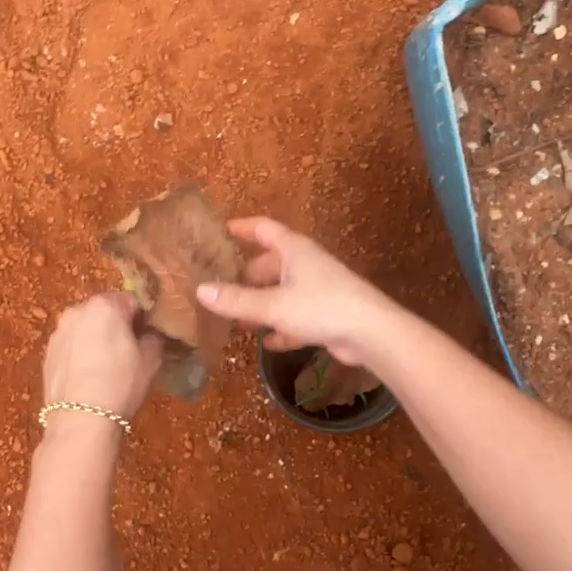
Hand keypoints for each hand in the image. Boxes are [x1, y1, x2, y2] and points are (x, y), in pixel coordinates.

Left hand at [42, 293, 164, 421]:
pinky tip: (88, 377)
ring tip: (106, 366)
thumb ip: (153, 338)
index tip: (147, 336)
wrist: (80, 419)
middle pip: (104, 310)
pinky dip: (80, 354)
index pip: (131, 299)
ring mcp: (59, 332)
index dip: (142, 317)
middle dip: (116, 325)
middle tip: (129, 351)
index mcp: (106, 306)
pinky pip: (71, 345)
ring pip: (85, 327)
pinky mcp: (47, 353)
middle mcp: (78, 311)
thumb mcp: (151, 361)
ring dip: (96, 338)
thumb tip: (149, 334)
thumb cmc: (121, 384)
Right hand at [194, 217, 404, 366]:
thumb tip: (200, 290)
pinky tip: (269, 342)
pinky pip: (297, 318)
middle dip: (245, 277)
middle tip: (218, 290)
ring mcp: (318, 290)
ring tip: (236, 321)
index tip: (218, 232)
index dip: (241, 228)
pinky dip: (282, 327)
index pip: (263, 229)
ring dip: (260, 306)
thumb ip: (236, 300)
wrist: (371, 332)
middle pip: (269, 265)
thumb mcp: (272, 305)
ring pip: (282, 293)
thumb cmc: (320, 307)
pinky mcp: (327, 315)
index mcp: (293, 250)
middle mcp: (306, 264)